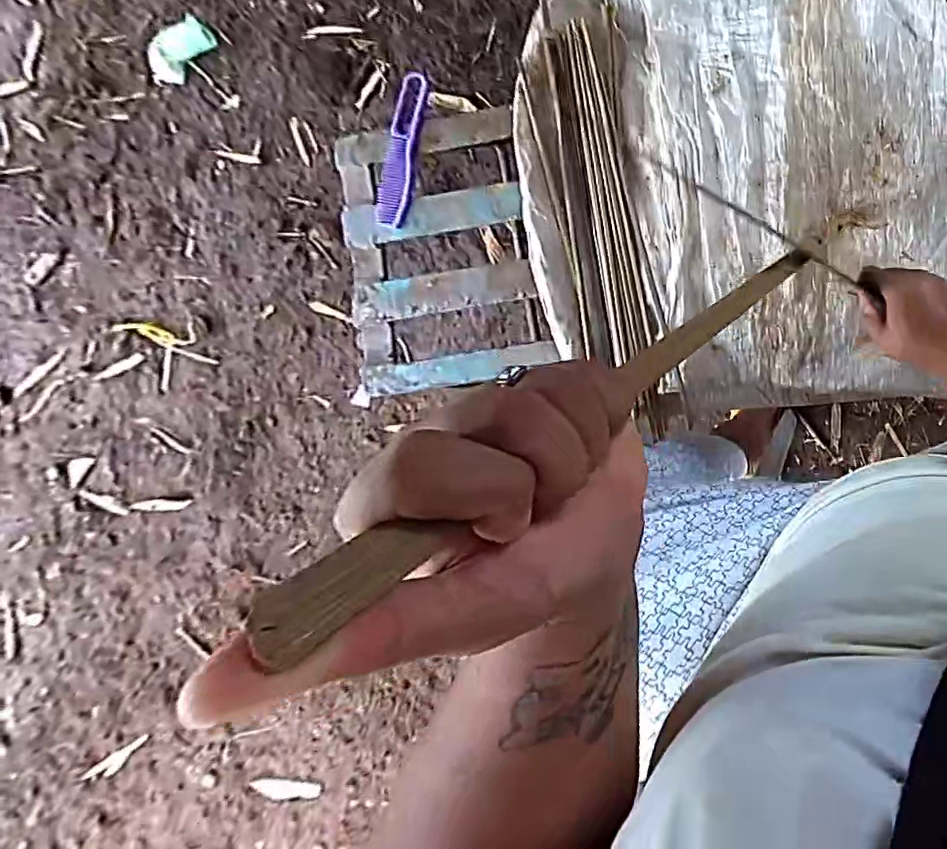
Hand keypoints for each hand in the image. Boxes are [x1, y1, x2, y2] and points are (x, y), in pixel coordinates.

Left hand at [177, 361, 646, 728]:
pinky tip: (591, 446)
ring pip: (554, 397)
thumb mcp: (462, 616)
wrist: (598, 553)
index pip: (427, 462)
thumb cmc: (533, 584)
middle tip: (543, 510)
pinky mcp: (552, 383)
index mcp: (391, 492)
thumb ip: (367, 639)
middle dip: (549, 474)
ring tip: (569, 483)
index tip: (507, 534)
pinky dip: (607, 420)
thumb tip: (199, 709)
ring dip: (582, 454)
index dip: (492, 495)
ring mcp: (498, 403)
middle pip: (507, 414)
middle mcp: (437, 437)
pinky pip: (589, 379)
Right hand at [856, 268, 946, 369]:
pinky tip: (923, 311)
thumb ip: (869, 315)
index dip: (865, 284)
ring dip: (903, 289)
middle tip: (887, 310)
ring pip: (909, 277)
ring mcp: (932, 278)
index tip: (867, 297)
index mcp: (896, 286)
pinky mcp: (945, 284)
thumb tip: (863, 298)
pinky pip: (924, 283)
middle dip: (885, 288)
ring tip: (907, 312)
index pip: (871, 273)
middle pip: (891, 273)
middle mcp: (914, 276)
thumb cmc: (921, 347)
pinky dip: (919, 292)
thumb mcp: (885, 339)